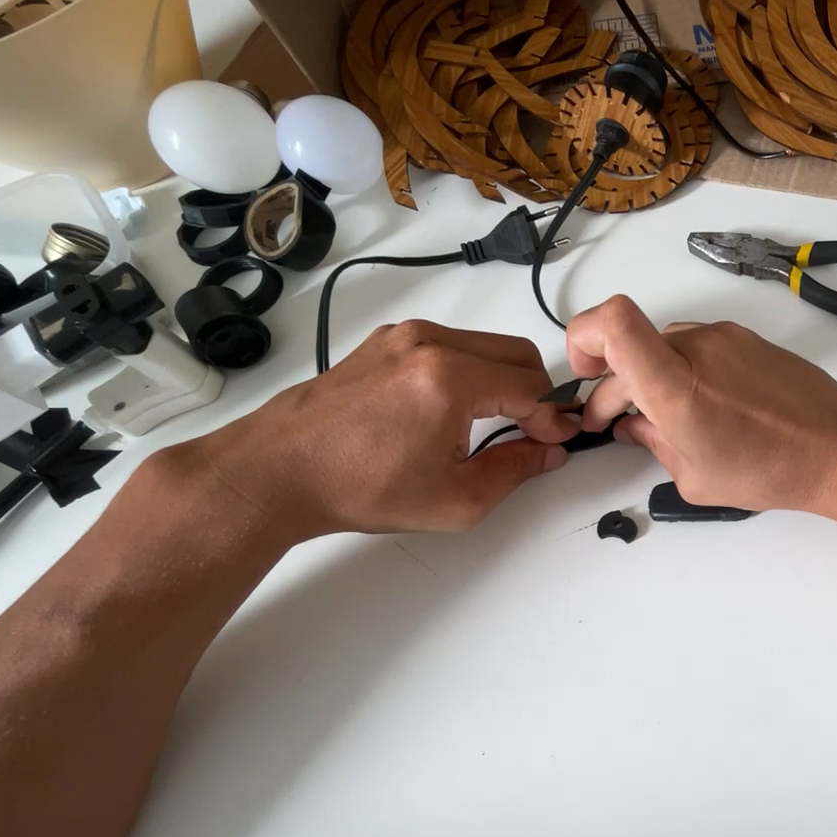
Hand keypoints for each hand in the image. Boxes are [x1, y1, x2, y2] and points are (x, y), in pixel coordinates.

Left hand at [170, 320, 581, 540]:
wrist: (275, 473)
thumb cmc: (356, 487)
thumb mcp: (456, 499)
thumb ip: (517, 470)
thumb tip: (548, 452)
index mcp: (449, 377)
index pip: (532, 389)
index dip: (556, 419)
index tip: (561, 441)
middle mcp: (429, 343)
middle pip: (519, 355)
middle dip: (539, 395)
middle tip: (539, 433)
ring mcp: (404, 337)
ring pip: (488, 346)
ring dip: (508, 382)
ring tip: (503, 424)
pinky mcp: (386, 342)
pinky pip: (454, 345)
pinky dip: (475, 371)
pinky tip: (465, 410)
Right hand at [567, 296, 836, 513]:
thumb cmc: (774, 468)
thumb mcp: (696, 477)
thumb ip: (652, 446)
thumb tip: (633, 428)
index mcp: (677, 386)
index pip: (611, 322)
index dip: (582, 338)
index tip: (584, 373)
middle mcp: (697, 348)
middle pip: (630, 345)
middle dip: (612, 384)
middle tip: (615, 422)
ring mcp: (725, 338)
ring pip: (664, 347)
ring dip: (652, 378)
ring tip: (666, 420)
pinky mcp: (746, 339)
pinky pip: (698, 348)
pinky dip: (685, 372)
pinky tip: (701, 407)